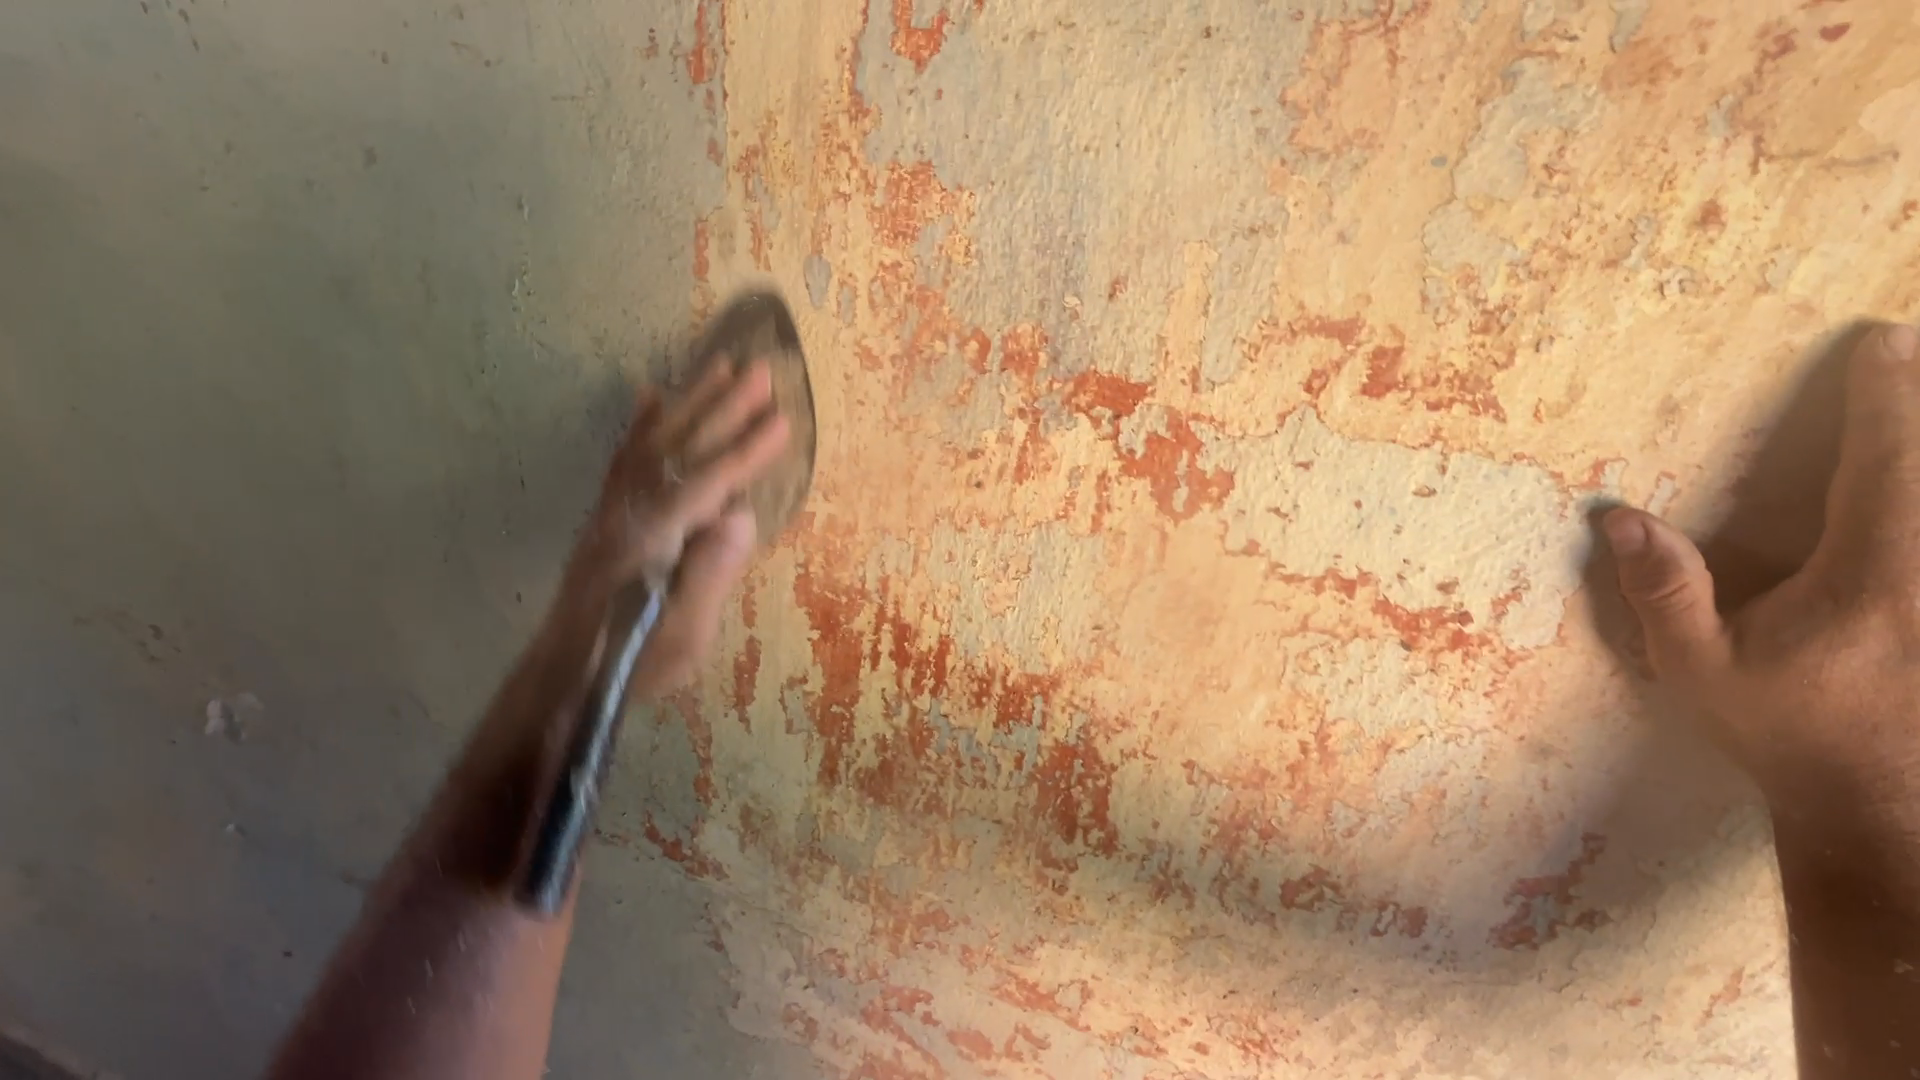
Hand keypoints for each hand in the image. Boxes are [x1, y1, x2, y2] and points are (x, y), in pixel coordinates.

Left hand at [567, 358, 789, 694]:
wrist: (563, 676)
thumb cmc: (634, 664)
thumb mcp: (684, 636)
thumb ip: (710, 574)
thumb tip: (742, 516)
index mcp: (655, 541)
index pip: (709, 484)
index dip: (747, 451)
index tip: (782, 418)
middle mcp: (630, 512)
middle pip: (681, 448)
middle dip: (723, 407)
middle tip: (759, 370)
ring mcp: (614, 509)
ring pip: (653, 442)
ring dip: (690, 402)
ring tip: (718, 365)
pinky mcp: (606, 514)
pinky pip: (623, 457)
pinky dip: (641, 423)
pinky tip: (651, 396)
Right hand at [1606, 324, 1919, 843]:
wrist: (1884, 803)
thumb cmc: (1785, 731)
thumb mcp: (1700, 668)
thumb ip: (1667, 592)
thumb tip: (1620, 518)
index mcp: (1876, 577)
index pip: (1888, 464)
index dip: (1887, 398)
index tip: (1884, 340)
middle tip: (1916, 353)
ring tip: (1917, 410)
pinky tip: (1908, 495)